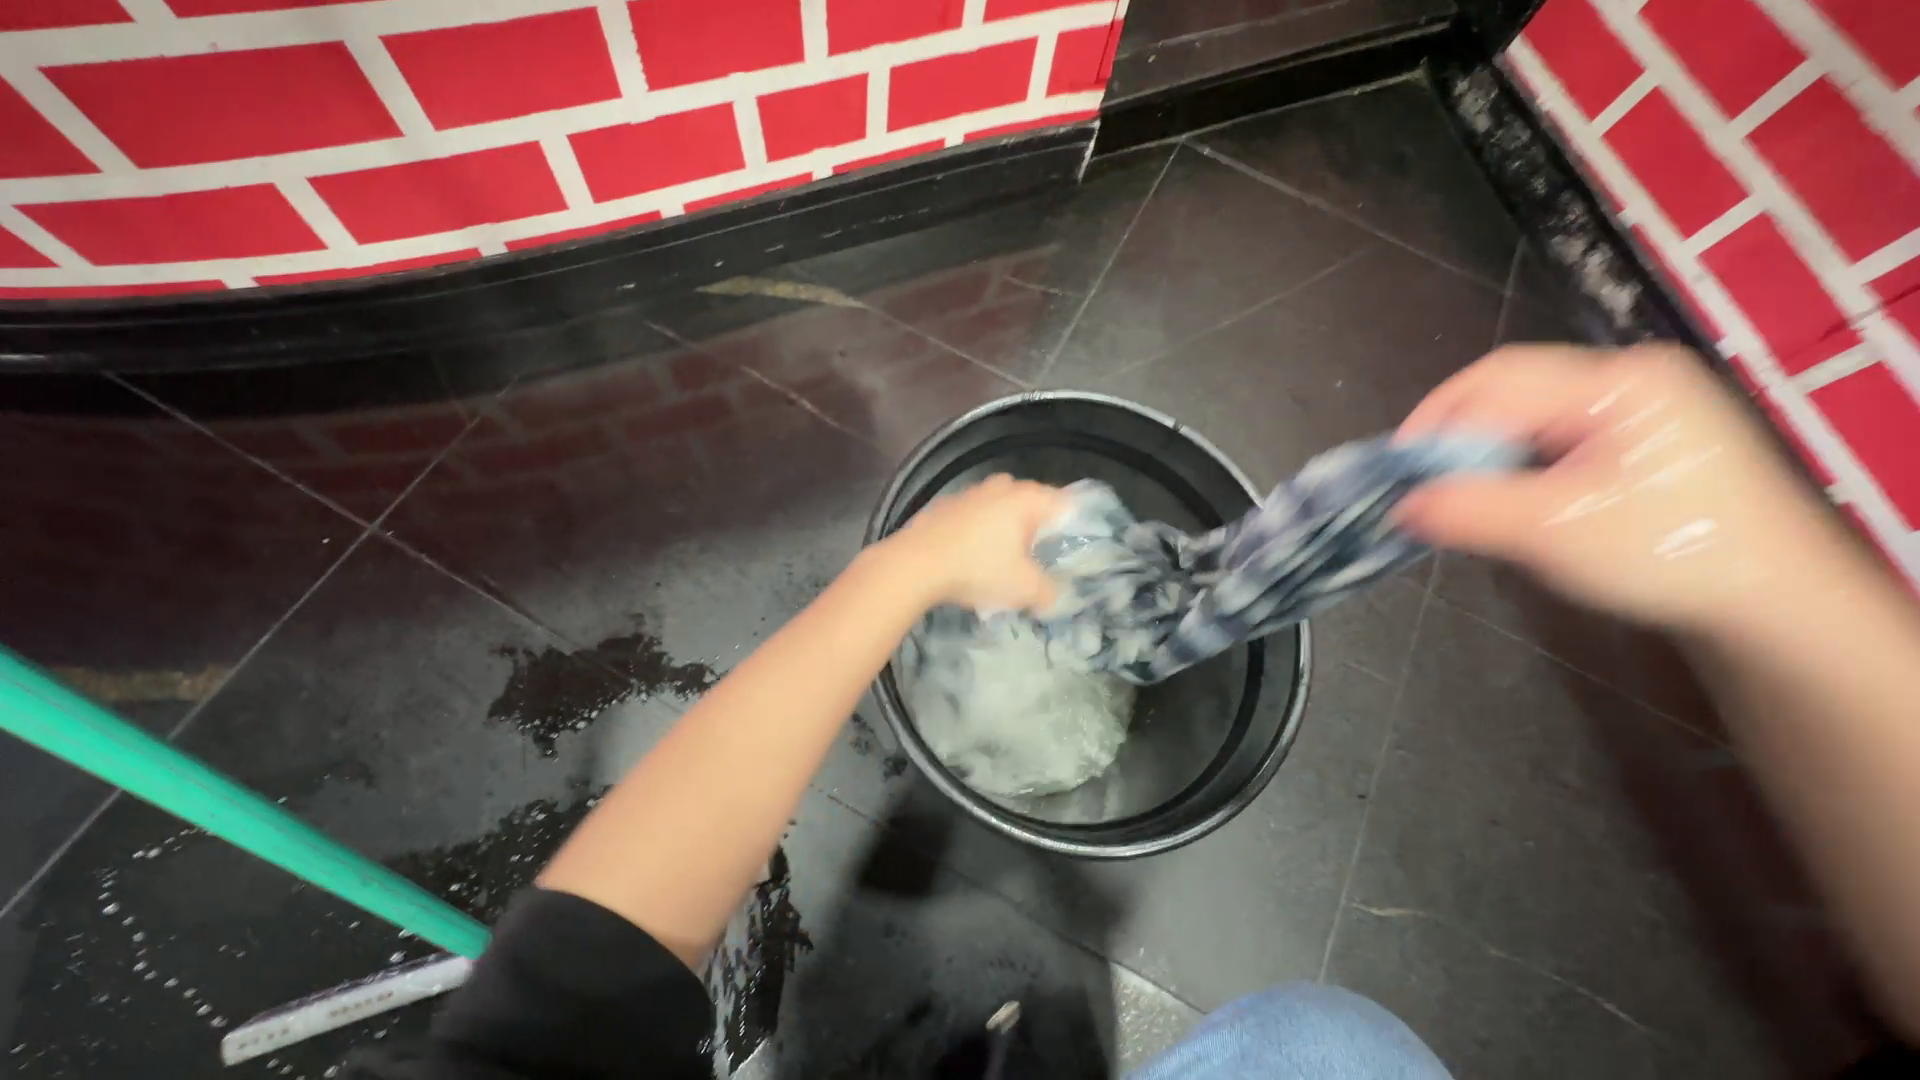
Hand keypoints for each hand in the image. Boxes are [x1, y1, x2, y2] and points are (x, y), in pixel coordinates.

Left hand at [883, 473, 1065, 612]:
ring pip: (998, 506)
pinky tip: (971, 556)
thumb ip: (1049, 592)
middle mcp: (999, 488)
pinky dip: (977, 530)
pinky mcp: (943, 506)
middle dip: (1036, 524)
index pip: (1063, 502)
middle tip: (1038, 552)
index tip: (1069, 547)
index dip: (1071, 524)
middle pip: (1030, 501)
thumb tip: (1056, 596)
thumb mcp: (1024, 589)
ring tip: (1004, 556)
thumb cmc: (978, 570)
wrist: (914, 565)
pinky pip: (972, 515)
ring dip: (1004, 526)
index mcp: (1025, 499)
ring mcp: (968, 494)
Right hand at [1395, 343, 1855, 632]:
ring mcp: (1636, 408)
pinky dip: (1513, 462)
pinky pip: (1551, 436)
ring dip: (1482, 451)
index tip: (1398, 471)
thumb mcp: (1554, 532)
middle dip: (1456, 434)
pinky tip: (1502, 496)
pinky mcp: (1637, 440)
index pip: (1496, 381)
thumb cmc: (1668, 552)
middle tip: (1421, 482)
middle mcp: (1626, 379)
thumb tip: (1397, 504)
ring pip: (1526, 414)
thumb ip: (1468, 510)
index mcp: (1616, 383)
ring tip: (1455, 493)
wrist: (1773, 600)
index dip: (1435, 421)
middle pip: (1509, 389)